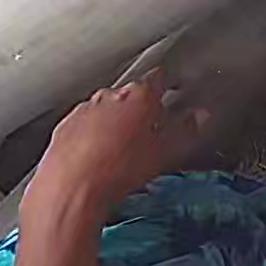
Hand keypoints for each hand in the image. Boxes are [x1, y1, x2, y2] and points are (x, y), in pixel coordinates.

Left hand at [23, 69, 209, 233]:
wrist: (71, 188)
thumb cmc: (122, 168)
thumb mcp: (167, 151)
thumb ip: (187, 129)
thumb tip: (200, 117)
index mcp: (139, 95)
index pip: (158, 78)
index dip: (168, 83)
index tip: (173, 89)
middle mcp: (110, 95)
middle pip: (133, 94)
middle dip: (143, 108)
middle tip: (153, 130)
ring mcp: (85, 109)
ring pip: (109, 109)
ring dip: (118, 121)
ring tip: (126, 149)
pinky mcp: (65, 127)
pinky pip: (87, 124)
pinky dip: (96, 134)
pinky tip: (101, 156)